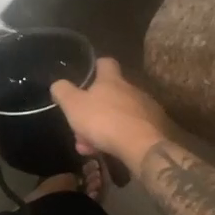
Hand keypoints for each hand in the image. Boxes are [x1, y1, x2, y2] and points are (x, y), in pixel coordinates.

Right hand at [51, 57, 177, 167]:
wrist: (143, 146)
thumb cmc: (104, 120)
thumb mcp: (73, 105)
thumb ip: (63, 92)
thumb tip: (58, 84)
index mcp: (112, 80)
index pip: (106, 63)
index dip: (96, 67)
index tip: (88, 76)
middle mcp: (132, 90)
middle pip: (110, 95)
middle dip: (94, 110)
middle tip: (80, 128)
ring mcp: (146, 109)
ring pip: (119, 115)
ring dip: (104, 127)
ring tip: (92, 146)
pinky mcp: (156, 128)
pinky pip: (132, 129)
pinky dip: (120, 138)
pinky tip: (110, 151)